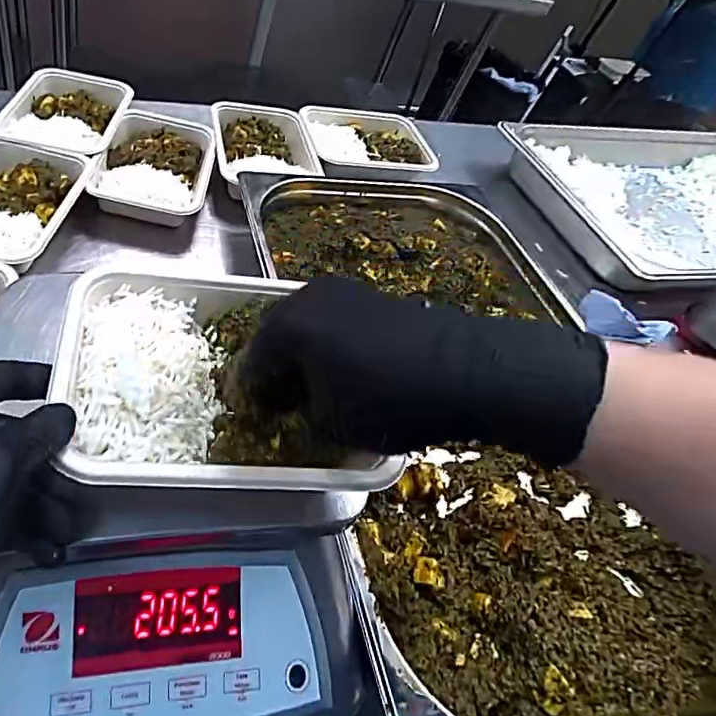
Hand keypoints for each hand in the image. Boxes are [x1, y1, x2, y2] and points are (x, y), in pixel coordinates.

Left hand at [0, 363, 76, 715]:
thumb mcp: (0, 458)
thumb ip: (41, 429)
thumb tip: (64, 413)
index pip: (1, 376)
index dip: (39, 377)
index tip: (77, 384)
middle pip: (23, 431)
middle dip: (57, 457)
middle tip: (84, 478)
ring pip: (25, 475)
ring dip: (53, 500)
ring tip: (67, 526)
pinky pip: (16, 512)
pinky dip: (38, 528)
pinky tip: (50, 546)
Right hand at [234, 278, 607, 465]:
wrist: (465, 370)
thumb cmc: (387, 399)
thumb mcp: (329, 423)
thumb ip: (298, 411)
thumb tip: (296, 402)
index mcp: (289, 323)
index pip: (251, 362)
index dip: (250, 395)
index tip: (254, 418)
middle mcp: (310, 296)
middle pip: (277, 338)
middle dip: (275, 371)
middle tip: (279, 405)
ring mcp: (345, 292)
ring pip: (307, 329)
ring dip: (304, 358)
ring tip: (313, 392)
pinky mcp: (373, 298)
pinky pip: (334, 324)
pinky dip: (329, 348)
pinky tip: (343, 373)